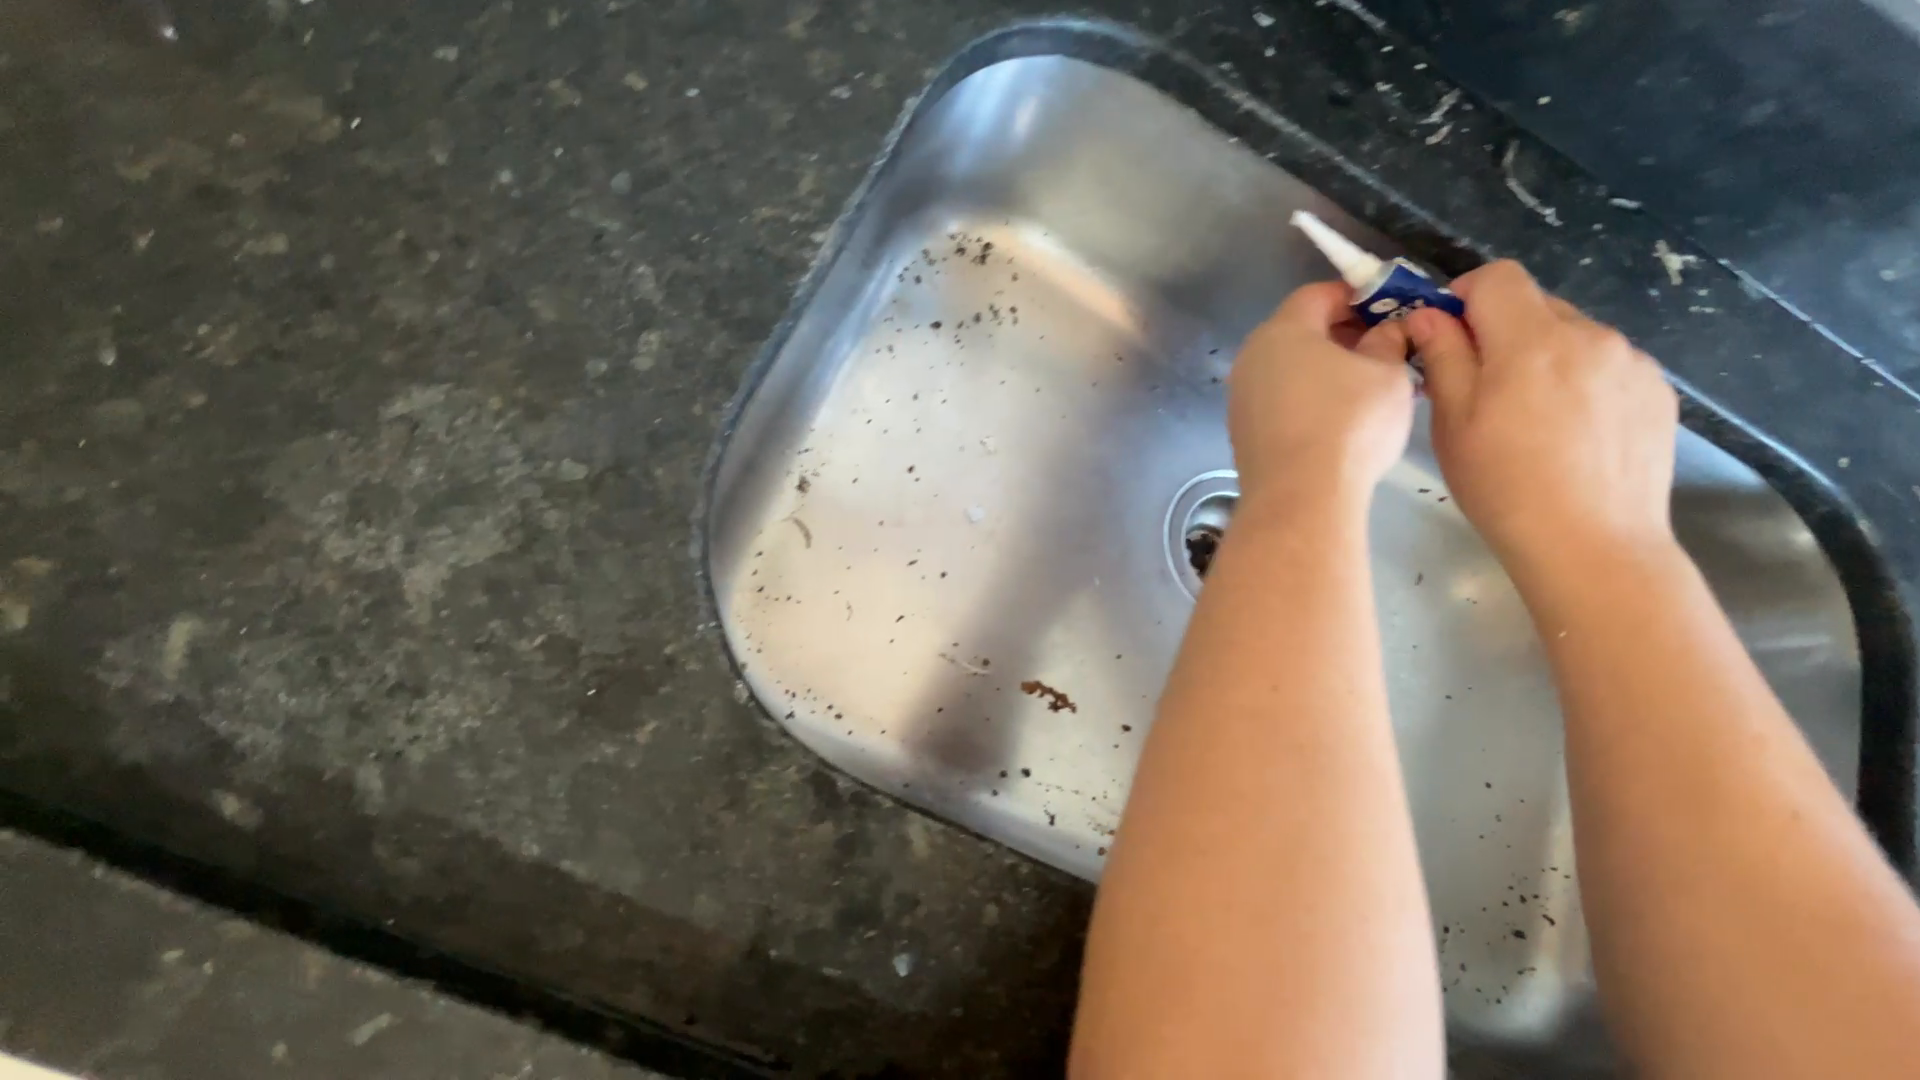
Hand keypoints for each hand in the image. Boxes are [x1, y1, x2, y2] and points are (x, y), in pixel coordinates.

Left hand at [1230, 282, 1415, 510]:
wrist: (1300, 497)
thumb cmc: (1349, 423)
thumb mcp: (1388, 373)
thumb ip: (1388, 341)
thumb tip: (1385, 330)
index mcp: (1282, 331)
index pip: (1317, 295)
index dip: (1355, 296)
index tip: (1388, 309)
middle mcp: (1250, 359)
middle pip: (1297, 332)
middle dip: (1341, 334)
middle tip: (1383, 349)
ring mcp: (1241, 398)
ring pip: (1287, 370)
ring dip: (1324, 370)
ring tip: (1366, 387)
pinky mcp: (1242, 432)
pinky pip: (1278, 402)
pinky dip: (1306, 400)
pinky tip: (1336, 421)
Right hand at [1404, 260, 1679, 575]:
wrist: (1592, 544)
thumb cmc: (1503, 486)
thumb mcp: (1453, 423)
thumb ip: (1443, 358)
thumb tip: (1427, 316)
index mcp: (1532, 341)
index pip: (1497, 277)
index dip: (1463, 297)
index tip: (1447, 336)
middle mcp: (1590, 336)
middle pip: (1535, 304)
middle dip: (1500, 330)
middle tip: (1480, 385)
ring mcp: (1632, 362)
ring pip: (1572, 335)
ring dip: (1541, 356)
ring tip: (1529, 417)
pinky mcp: (1657, 391)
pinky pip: (1606, 365)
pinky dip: (1578, 381)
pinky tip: (1569, 433)